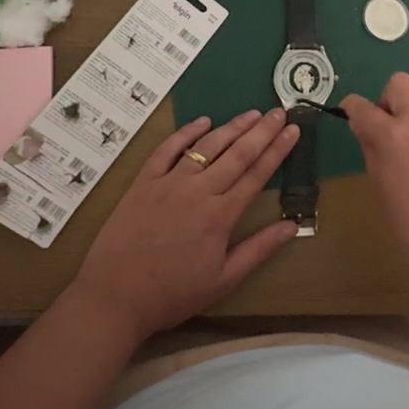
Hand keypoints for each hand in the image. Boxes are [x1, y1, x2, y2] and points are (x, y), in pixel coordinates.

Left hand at [74, 109, 299, 339]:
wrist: (115, 297)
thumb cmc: (173, 294)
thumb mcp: (223, 280)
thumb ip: (259, 249)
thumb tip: (292, 226)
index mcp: (221, 215)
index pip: (257, 174)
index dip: (278, 150)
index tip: (293, 130)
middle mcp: (199, 191)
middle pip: (237, 154)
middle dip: (262, 130)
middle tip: (280, 111)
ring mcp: (169, 183)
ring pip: (207, 147)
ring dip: (231, 127)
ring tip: (251, 113)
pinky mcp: (144, 182)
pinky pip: (168, 150)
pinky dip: (186, 133)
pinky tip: (203, 121)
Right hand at [341, 73, 408, 280]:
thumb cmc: (408, 220)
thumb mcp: (378, 184)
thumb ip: (370, 148)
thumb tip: (363, 126)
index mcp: (389, 135)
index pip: (360, 106)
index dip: (351, 109)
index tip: (352, 116)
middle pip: (399, 82)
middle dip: (388, 98)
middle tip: (388, 125)